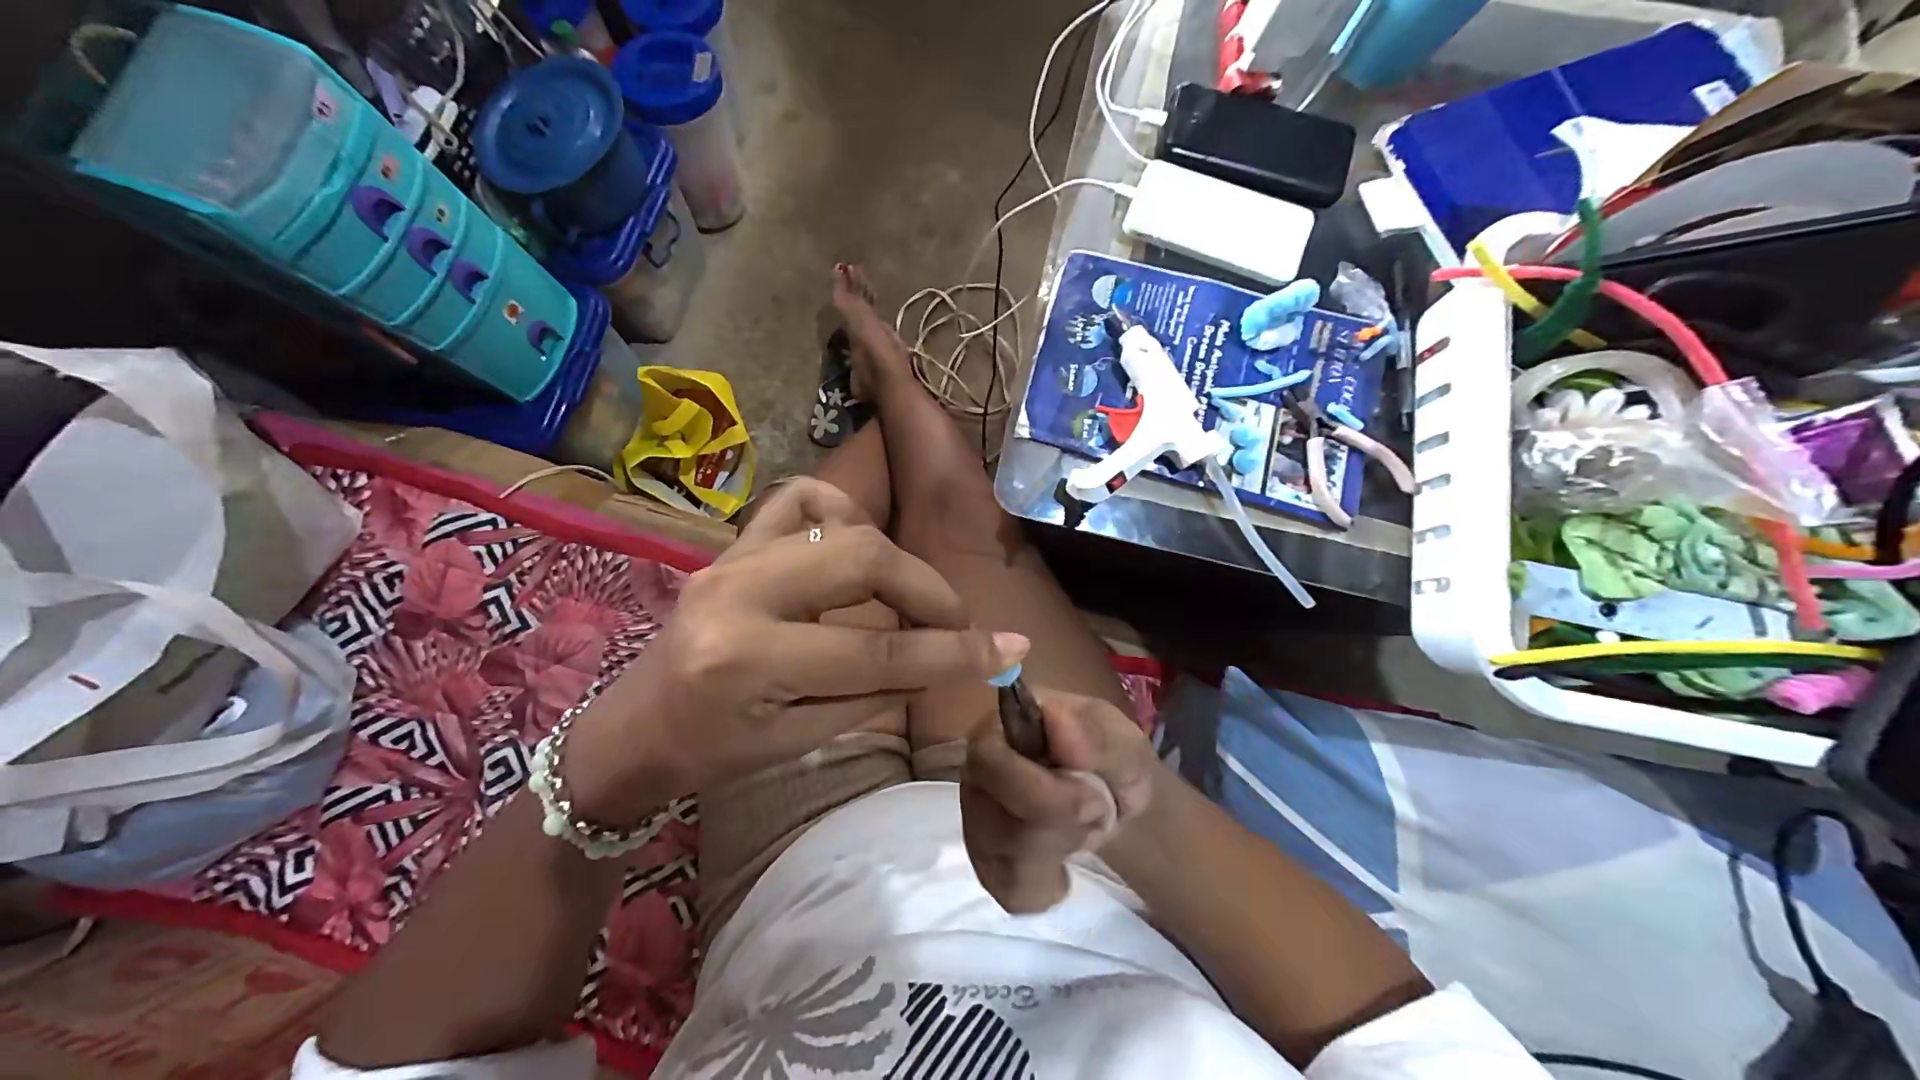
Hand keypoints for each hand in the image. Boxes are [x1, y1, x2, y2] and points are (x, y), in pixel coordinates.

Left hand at [566, 480, 1028, 821]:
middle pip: (864, 561)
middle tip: (953, 623)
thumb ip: (876, 692)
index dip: (952, 652)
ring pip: (839, 522)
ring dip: (890, 555)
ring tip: (904, 594)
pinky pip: (799, 499)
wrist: (637, 725)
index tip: (1008, 648)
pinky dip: (841, 515)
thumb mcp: (800, 740)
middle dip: (927, 591)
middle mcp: (740, 594)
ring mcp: (732, 558)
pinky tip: (852, 546)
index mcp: (749, 662)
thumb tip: (948, 657)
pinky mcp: (732, 544)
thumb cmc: (714, 751)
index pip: (875, 652)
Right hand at [960, 688, 1156, 912]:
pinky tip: (1062, 863)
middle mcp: (975, 776)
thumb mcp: (1120, 739)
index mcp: (999, 731)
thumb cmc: (1108, 755)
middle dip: (1060, 826)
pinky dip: (1048, 885)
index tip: (1094, 800)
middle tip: (1099, 809)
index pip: (990, 763)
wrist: (1111, 792)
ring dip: (1061, 850)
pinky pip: (1013, 891)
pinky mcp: (987, 866)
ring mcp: (976, 823)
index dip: (1042, 792)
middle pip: (997, 823)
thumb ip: (1094, 734)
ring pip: (1007, 860)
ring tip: (1081, 827)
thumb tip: (1058, 722)